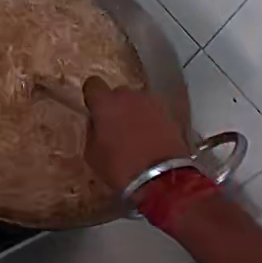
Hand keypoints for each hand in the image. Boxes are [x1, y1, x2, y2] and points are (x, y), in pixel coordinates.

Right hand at [81, 76, 189, 193]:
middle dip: (114, 106)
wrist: (161, 179)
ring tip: (134, 135)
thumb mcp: (92, 153)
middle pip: (117, 93)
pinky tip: (149, 138)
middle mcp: (129, 96)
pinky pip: (152, 112)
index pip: (93, 84)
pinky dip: (149, 120)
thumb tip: (97, 123)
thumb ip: (92, 131)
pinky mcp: (169, 113)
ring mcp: (152, 102)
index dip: (92, 96)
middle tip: (114, 128)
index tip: (93, 111)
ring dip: (133, 112)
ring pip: (136, 102)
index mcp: (106, 103)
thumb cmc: (120, 167)